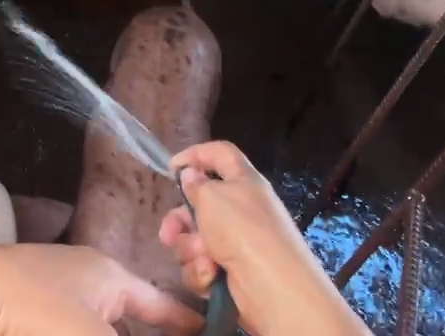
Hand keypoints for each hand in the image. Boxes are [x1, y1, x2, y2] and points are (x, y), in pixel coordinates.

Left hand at [0, 244, 202, 335]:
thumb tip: (114, 334)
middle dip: (146, 334)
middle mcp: (81, 279)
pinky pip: (65, 327)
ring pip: (96, 325)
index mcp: (105, 274)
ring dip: (110, 329)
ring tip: (132, 331)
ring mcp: (50, 296)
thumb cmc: (30, 310)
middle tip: (170, 335)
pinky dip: (80, 330)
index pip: (160, 304)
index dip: (186, 324)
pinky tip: (78, 332)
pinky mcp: (24, 315)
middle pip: (129, 320)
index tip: (212, 331)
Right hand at [156, 141, 366, 335]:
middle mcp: (241, 209)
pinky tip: (210, 277)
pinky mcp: (233, 271)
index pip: (220, 153)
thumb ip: (195, 184)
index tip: (173, 168)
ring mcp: (238, 243)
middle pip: (200, 203)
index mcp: (243, 181)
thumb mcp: (212, 197)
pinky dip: (202, 271)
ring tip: (202, 259)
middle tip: (168, 233)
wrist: (276, 292)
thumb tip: (191, 176)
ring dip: (191, 249)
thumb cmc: (243, 232)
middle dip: (180, 220)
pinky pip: (203, 264)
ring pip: (196, 237)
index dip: (196, 154)